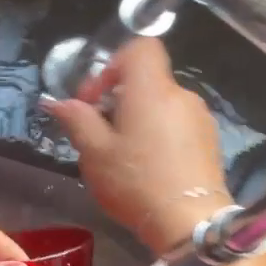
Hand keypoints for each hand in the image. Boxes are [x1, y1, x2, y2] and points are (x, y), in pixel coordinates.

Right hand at [44, 38, 233, 254]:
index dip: (112, 64)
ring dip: (135, 119)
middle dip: (117, 100)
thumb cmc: (133, 181)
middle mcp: (179, 94)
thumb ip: (77, 120)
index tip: (93, 98)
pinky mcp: (206, 136)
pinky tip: (144, 166)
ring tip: (119, 156)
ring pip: (159, 104)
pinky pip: (174, 123)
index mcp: (150, 91)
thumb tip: (59, 102)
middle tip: (96, 135)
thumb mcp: (94, 153)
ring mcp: (197, 115)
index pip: (140, 48)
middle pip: (146, 80)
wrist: (186, 216)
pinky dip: (155, 134)